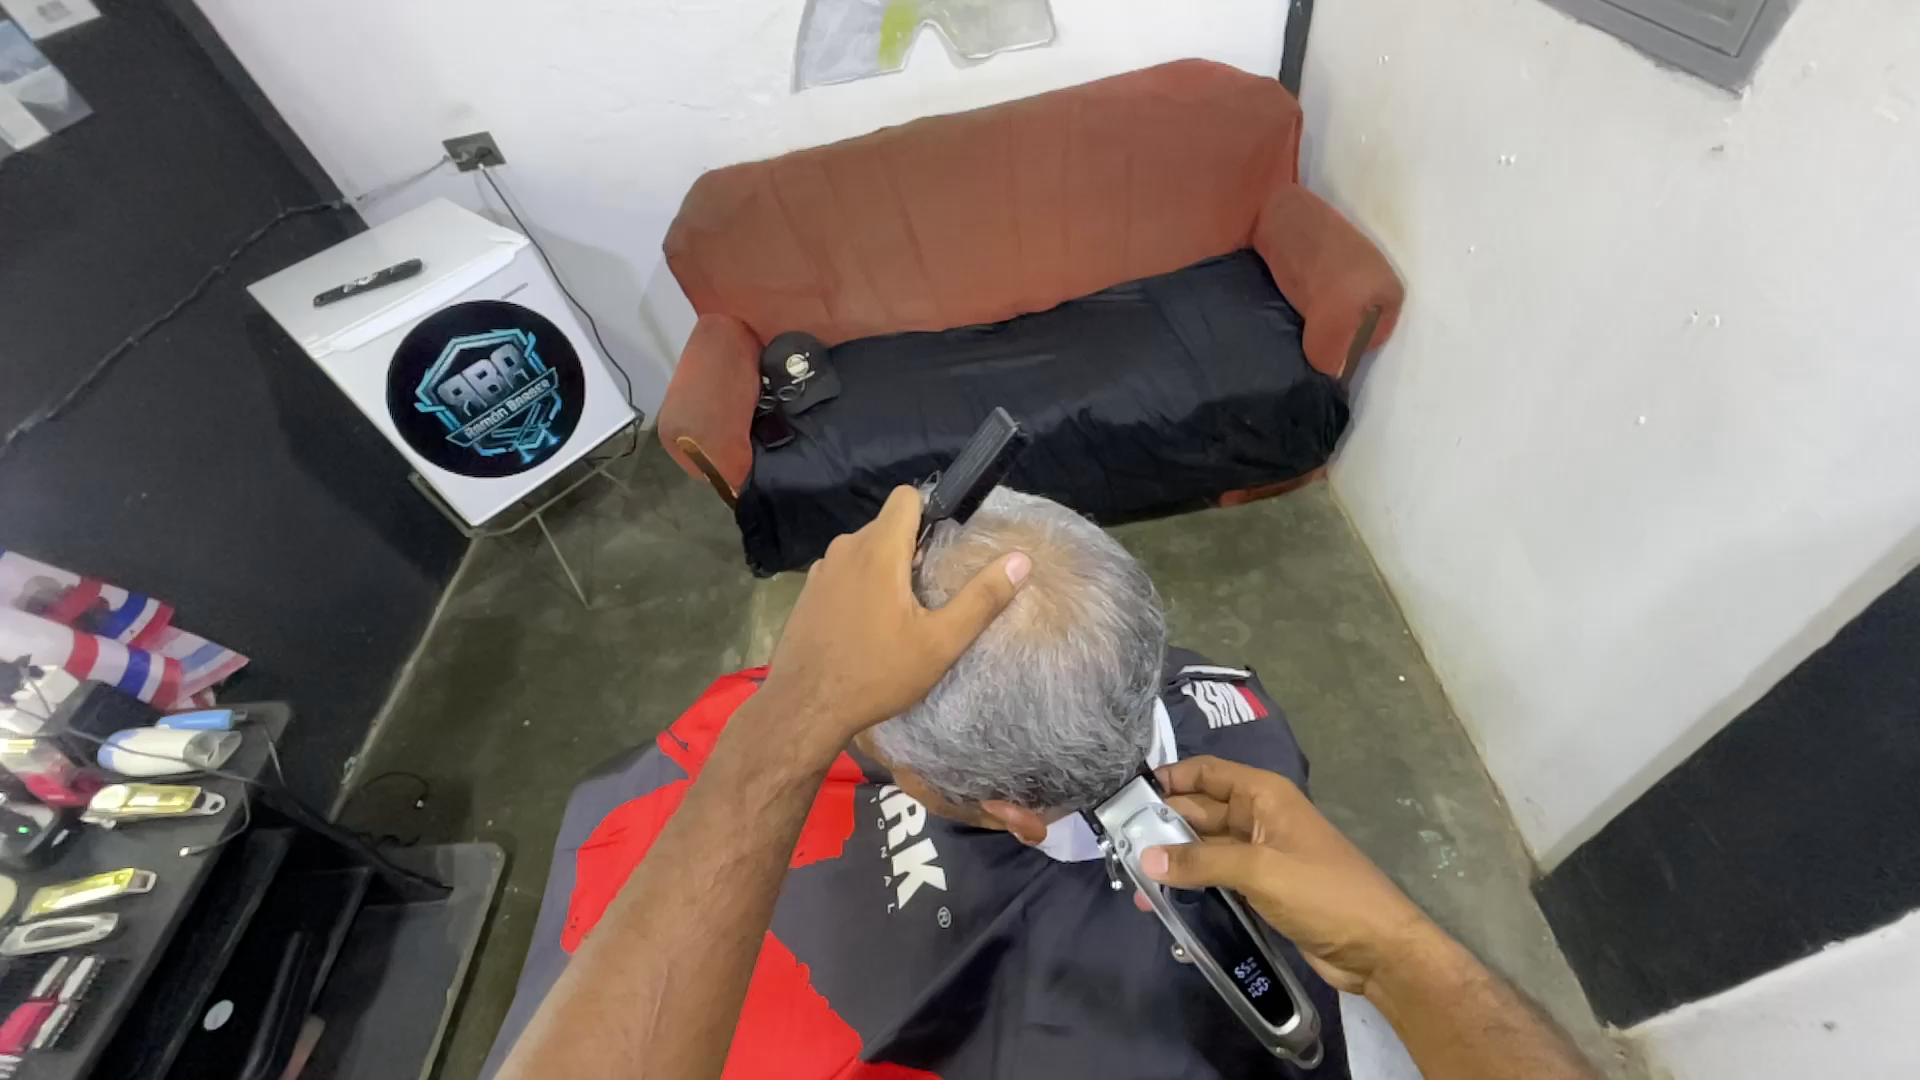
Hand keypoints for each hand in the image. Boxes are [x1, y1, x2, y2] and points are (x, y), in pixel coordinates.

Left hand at [757, 486, 1029, 753]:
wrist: (804, 709)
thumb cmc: (876, 674)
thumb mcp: (940, 643)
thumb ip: (981, 599)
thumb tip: (1020, 561)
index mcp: (879, 549)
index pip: (907, 496)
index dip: (931, 510)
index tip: (946, 545)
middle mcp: (846, 548)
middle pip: (888, 526)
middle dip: (912, 547)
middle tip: (930, 592)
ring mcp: (822, 570)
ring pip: (865, 550)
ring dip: (887, 568)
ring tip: (901, 613)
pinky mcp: (809, 593)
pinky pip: (845, 572)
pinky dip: (861, 585)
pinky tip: (869, 626)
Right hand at [1138, 756, 1440, 995]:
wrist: (1380, 950)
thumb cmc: (1322, 891)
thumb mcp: (1259, 870)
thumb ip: (1201, 861)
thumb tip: (1144, 859)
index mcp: (1262, 794)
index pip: (1205, 773)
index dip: (1169, 779)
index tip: (1128, 795)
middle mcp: (1256, 816)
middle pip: (1198, 810)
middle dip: (1161, 824)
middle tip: (1118, 843)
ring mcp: (1257, 853)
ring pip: (1203, 846)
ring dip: (1172, 858)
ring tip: (1133, 879)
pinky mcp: (1258, 886)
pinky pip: (1214, 875)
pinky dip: (1190, 883)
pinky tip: (1163, 900)